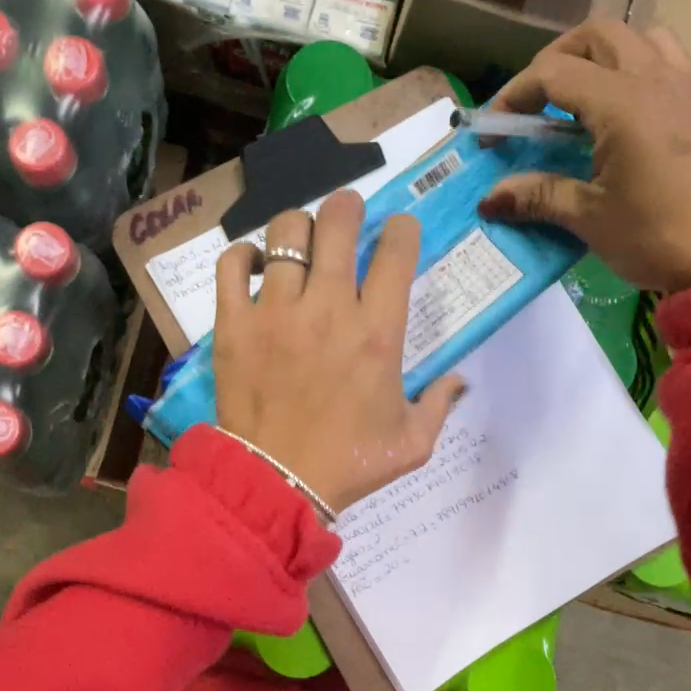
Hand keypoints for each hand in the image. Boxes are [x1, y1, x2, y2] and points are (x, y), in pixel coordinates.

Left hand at [212, 190, 466, 513]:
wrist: (278, 484)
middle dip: (347, 206)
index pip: (396, 250)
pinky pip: (231, 266)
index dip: (401, 229)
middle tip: (346, 215)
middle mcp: (329, 308)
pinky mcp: (234, 324)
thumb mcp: (412, 443)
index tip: (397, 234)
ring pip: (285, 233)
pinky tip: (253, 264)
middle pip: (338, 223)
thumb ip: (439, 406)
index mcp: (378, 331)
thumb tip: (459, 381)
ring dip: (298, 227)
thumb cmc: (348, 464)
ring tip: (300, 240)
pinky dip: (242, 256)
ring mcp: (276, 312)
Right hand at [480, 18, 690, 292]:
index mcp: (623, 102)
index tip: (494, 133)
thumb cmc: (658, 236)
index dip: (515, 96)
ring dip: (600, 57)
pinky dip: (632, 73)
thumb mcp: (589, 218)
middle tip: (533, 101)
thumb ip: (538, 196)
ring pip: (638, 40)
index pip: (555, 73)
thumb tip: (490, 198)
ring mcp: (686, 90)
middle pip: (598, 36)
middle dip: (555, 60)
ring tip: (577, 98)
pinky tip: (618, 119)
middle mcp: (656, 80)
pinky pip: (664, 64)